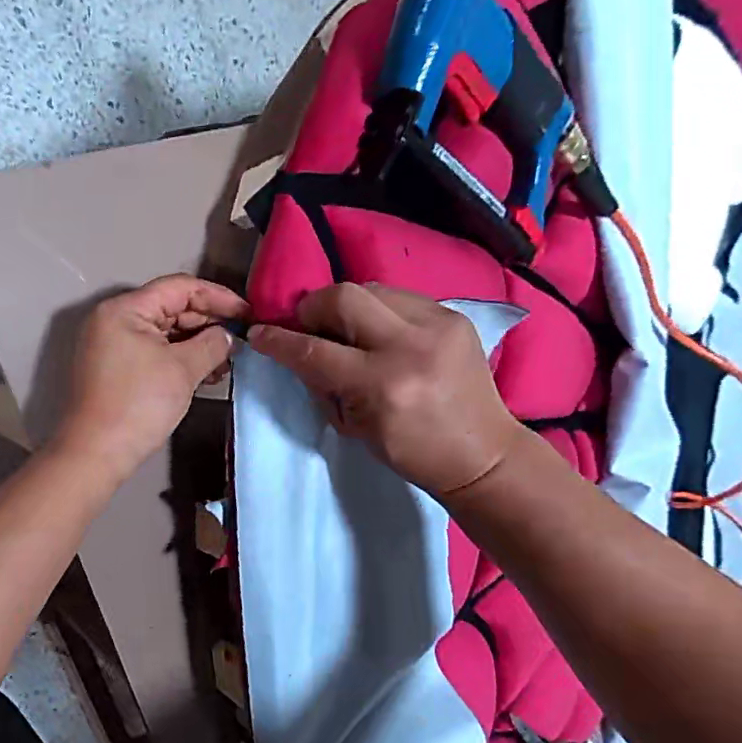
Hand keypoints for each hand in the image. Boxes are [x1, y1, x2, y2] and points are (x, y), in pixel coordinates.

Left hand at [53, 274, 248, 478]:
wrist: (97, 452)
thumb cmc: (138, 405)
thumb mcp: (182, 370)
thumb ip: (212, 344)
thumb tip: (228, 336)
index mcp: (125, 309)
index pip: (180, 287)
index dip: (218, 297)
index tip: (247, 314)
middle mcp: (114, 319)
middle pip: (171, 307)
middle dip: (208, 323)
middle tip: (239, 341)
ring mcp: (112, 344)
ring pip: (164, 332)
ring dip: (197, 344)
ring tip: (225, 363)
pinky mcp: (115, 367)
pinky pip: (153, 351)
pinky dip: (179, 358)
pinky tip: (204, 373)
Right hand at [247, 283, 523, 497]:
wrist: (482, 454)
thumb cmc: (410, 451)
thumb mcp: (354, 427)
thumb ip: (324, 384)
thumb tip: (300, 352)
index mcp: (383, 385)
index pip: (315, 350)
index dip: (279, 340)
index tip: (259, 334)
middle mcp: (411, 346)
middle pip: (343, 297)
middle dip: (313, 308)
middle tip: (308, 327)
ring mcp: (439, 325)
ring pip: (372, 288)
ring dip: (347, 306)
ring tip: (346, 330)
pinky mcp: (455, 316)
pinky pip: (400, 297)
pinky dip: (379, 311)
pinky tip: (380, 332)